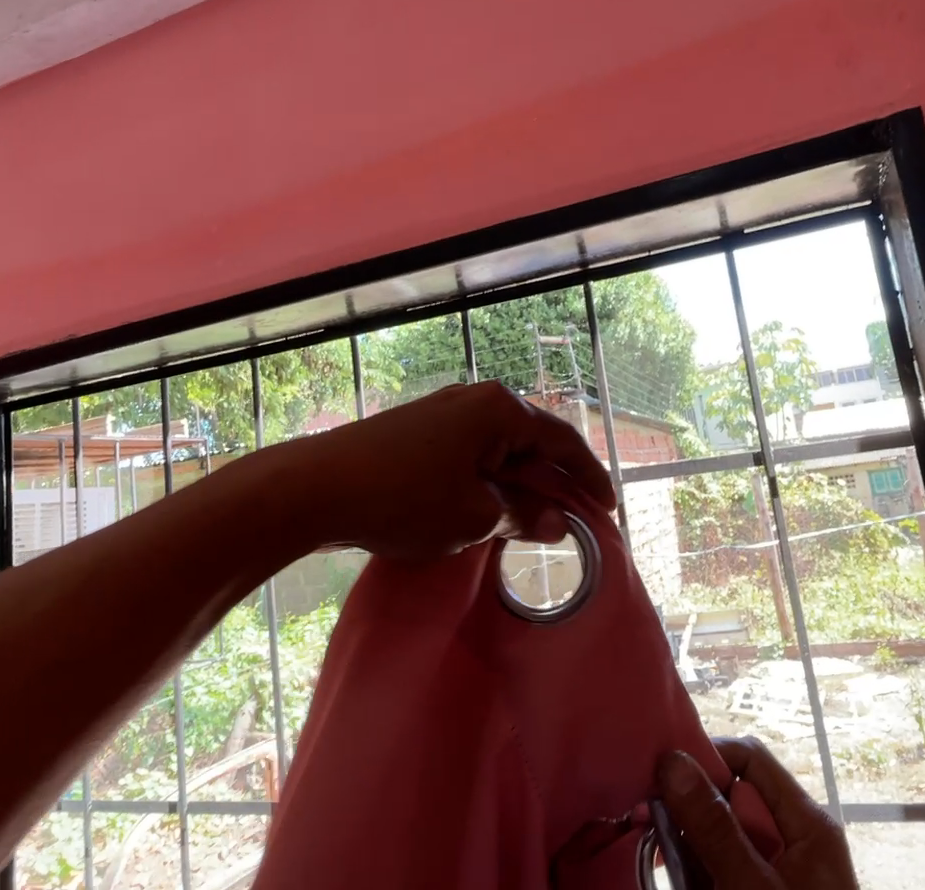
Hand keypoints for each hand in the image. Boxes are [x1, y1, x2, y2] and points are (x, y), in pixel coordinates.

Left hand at [258, 382, 614, 558]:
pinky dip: (490, 484)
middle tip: (575, 522)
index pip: (561, 441)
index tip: (607, 509)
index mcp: (499, 410)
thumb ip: (523, 515)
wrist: (317, 487)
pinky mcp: (420, 432)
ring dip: (521, 486)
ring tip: (536, 524)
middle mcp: (475, 401)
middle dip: (555, 484)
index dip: (588, 477)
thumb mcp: (474, 515)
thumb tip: (556, 523)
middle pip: (531, 443)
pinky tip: (491, 512)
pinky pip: (471, 456)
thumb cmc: (405, 499)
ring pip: (499, 452)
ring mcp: (444, 414)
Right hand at [658, 739, 859, 889]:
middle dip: (691, 813)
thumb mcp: (752, 889)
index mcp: (806, 823)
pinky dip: (702, 877)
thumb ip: (714, 826)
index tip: (662, 780)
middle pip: (731, 799)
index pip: (749, 759)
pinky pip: (724, 871)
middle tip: (653, 833)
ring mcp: (779, 875)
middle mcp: (795, 840)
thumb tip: (672, 760)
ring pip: (721, 838)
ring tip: (668, 867)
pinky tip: (687, 885)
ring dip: (691, 851)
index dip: (707, 758)